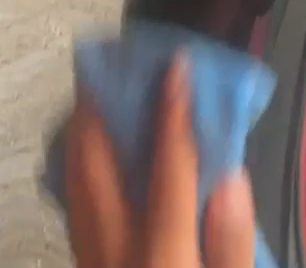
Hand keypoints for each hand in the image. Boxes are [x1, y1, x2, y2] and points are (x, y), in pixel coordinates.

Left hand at [64, 53, 258, 267]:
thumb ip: (233, 243)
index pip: (168, 167)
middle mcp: (114, 249)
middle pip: (95, 159)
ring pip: (74, 175)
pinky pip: (73, 196)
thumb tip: (232, 180)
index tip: (178, 62)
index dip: (174, 108)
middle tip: (116, 58)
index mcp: (160, 256)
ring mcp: (90, 256)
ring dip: (85, 125)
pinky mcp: (83, 262)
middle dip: (102, 101)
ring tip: (100, 87)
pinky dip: (79, 158)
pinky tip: (91, 145)